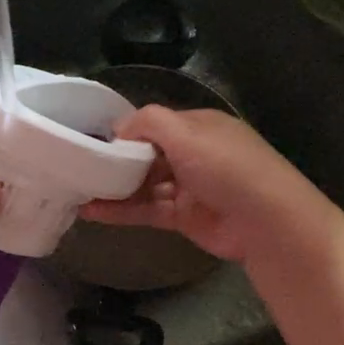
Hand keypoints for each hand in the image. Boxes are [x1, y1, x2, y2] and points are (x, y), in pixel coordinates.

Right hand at [78, 106, 335, 262]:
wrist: (266, 222)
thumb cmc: (227, 168)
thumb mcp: (187, 134)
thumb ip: (149, 123)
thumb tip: (116, 129)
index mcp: (198, 127)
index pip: (153, 124)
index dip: (124, 133)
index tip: (93, 143)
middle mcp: (193, 154)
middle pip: (145, 154)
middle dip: (115, 162)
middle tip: (79, 169)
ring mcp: (187, 187)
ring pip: (142, 185)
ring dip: (112, 189)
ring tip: (77, 192)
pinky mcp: (182, 216)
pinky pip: (144, 209)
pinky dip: (119, 211)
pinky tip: (91, 212)